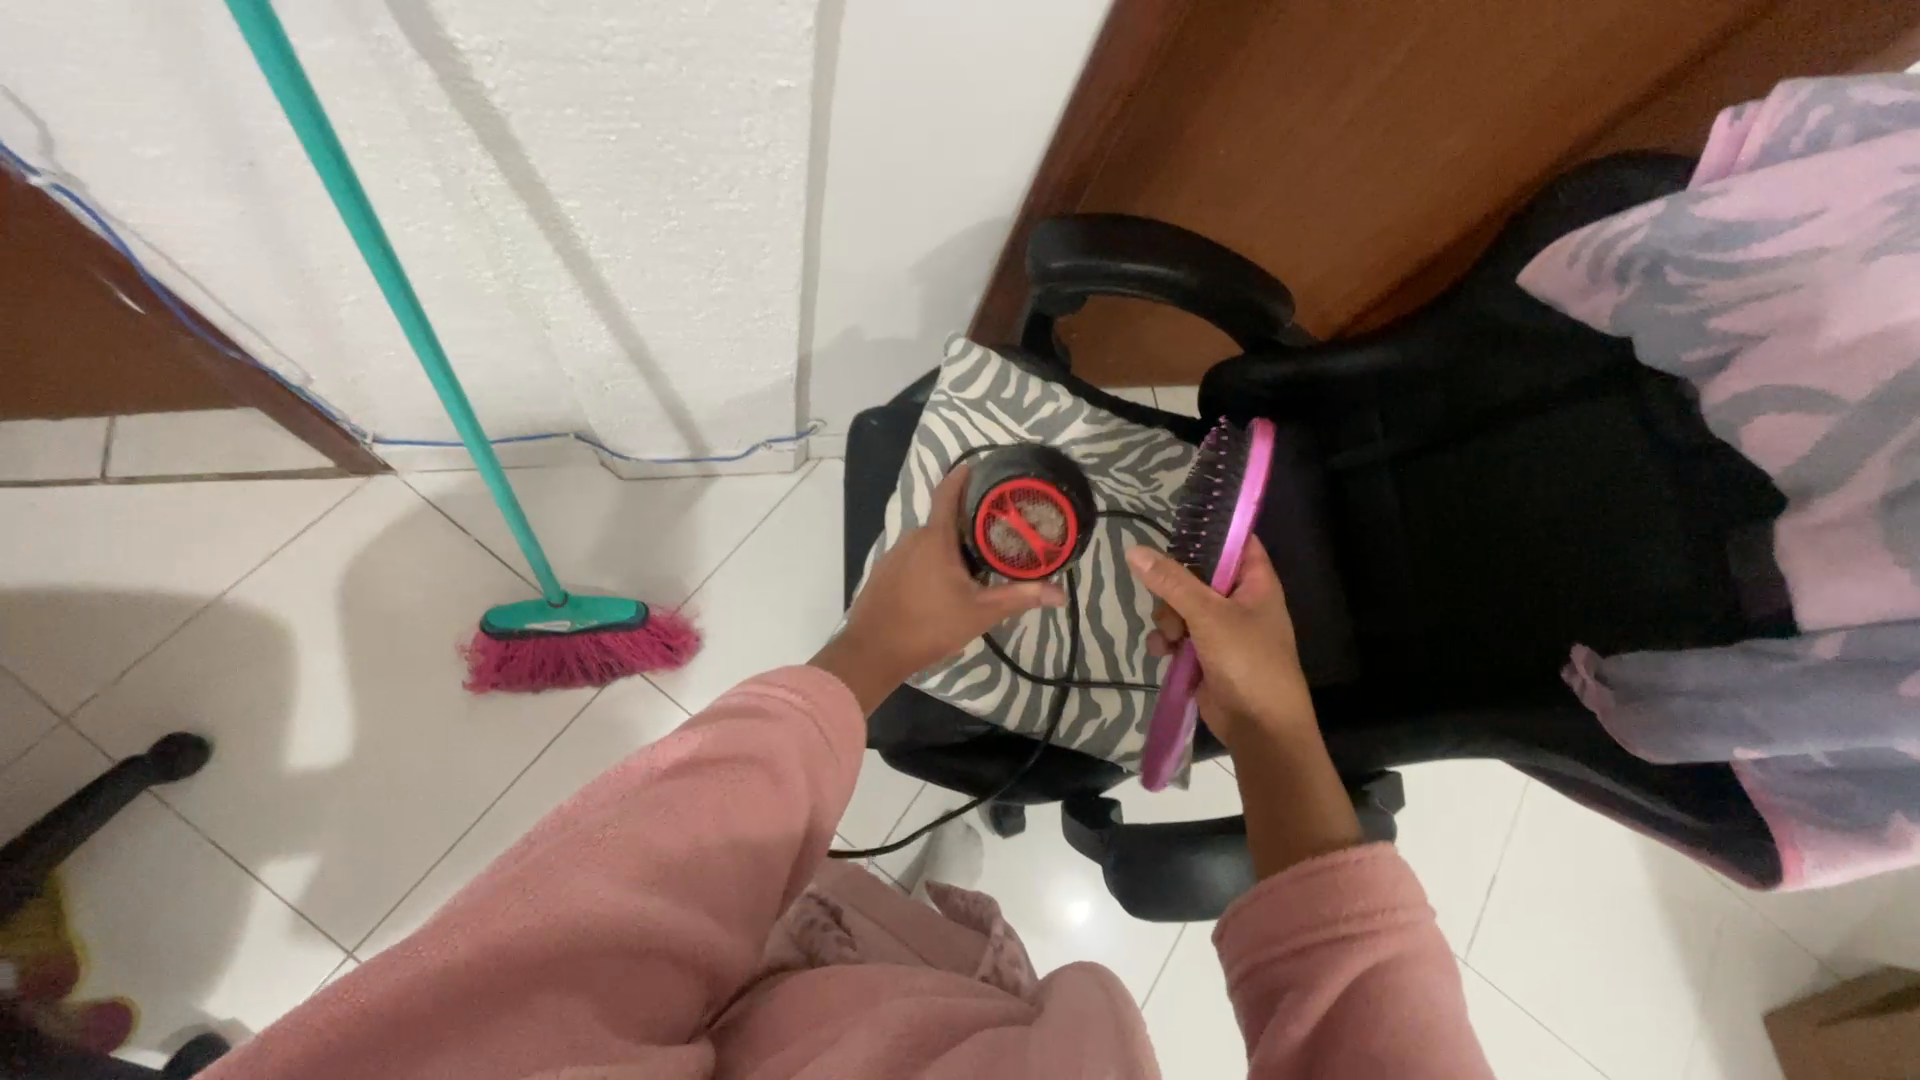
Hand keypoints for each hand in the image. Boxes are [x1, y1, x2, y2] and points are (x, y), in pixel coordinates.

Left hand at [813, 464, 1066, 712]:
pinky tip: (944, 584)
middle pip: (944, 521)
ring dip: (950, 548)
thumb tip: (1060, 595)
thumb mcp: (980, 613)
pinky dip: (931, 563)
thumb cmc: (928, 626)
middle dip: (968, 524)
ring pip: (929, 543)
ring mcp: (893, 556)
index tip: (979, 466)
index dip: (963, 476)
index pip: (948, 492)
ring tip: (977, 561)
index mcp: (935, 538)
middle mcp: (912, 538)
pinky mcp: (883, 574)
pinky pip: (914, 559)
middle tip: (998, 531)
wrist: (872, 652)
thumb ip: (1019, 598)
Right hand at [1126, 537, 1315, 752]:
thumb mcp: (1208, 615)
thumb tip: (1134, 551)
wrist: (1260, 726)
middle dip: (1174, 588)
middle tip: (1170, 601)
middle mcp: (1240, 601)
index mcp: (1256, 583)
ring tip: (1171, 637)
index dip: (1211, 533)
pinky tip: (1163, 652)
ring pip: (1181, 606)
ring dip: (1168, 619)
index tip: (1176, 530)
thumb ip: (1171, 581)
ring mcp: (1222, 629)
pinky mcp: (1206, 654)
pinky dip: (1168, 641)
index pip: (1236, 542)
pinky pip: (1178, 635)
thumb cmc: (1248, 661)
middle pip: (1197, 574)